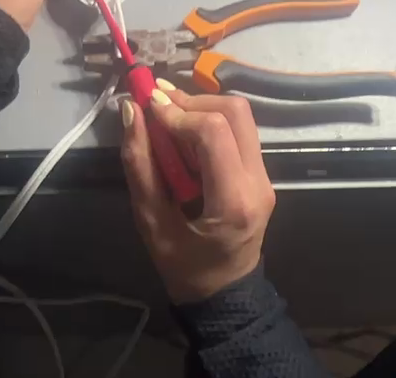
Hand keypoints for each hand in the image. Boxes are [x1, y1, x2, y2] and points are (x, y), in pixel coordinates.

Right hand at [121, 85, 275, 302]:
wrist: (223, 295)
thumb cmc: (183, 265)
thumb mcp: (150, 220)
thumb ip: (139, 163)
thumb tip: (131, 109)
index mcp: (233, 200)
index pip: (213, 131)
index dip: (177, 112)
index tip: (146, 106)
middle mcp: (258, 181)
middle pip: (235, 112)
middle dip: (192, 100)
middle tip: (157, 106)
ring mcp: (264, 175)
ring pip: (239, 115)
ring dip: (201, 106)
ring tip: (167, 117)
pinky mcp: (259, 171)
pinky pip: (238, 129)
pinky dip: (209, 119)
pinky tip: (183, 132)